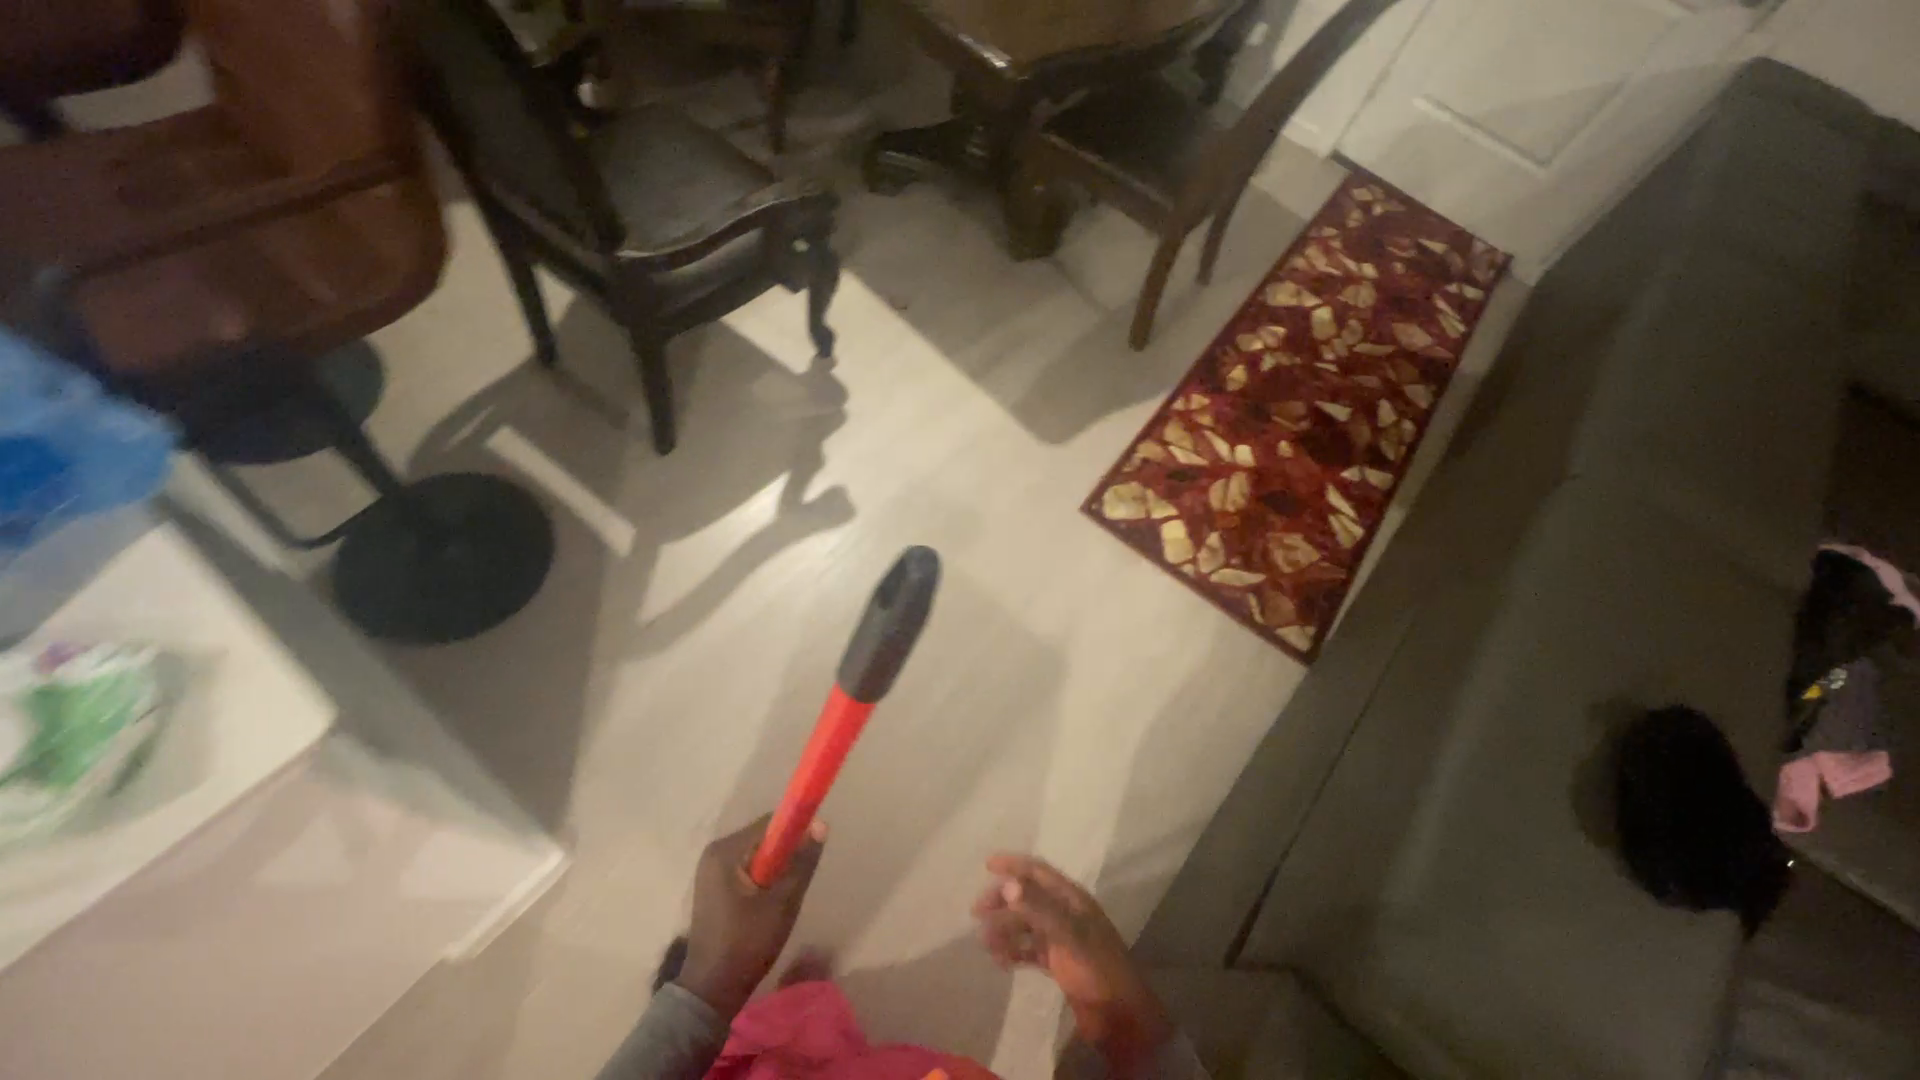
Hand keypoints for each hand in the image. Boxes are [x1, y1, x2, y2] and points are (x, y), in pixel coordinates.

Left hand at [676, 815, 826, 1018]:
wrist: (711, 990)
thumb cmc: (747, 944)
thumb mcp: (783, 903)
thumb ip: (802, 861)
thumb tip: (820, 823)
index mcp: (725, 851)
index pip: (770, 823)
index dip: (796, 830)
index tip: (811, 851)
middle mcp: (714, 853)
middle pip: (763, 837)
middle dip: (785, 853)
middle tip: (797, 881)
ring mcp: (711, 870)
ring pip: (756, 854)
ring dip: (775, 868)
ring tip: (783, 897)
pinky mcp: (713, 886)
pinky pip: (746, 868)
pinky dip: (763, 878)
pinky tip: (768, 903)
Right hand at [972, 855, 1171, 1068]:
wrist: (1121, 1018)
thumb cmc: (1097, 969)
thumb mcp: (1068, 935)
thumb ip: (1039, 908)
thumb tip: (1008, 884)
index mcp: (1073, 900)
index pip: (1039, 872)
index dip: (1014, 865)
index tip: (987, 864)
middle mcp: (1067, 914)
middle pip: (1029, 898)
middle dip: (1002, 901)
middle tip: (977, 912)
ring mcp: (1063, 940)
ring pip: (1027, 926)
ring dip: (1005, 930)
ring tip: (985, 943)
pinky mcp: (1060, 964)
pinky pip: (1030, 951)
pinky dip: (1014, 952)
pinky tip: (1001, 962)